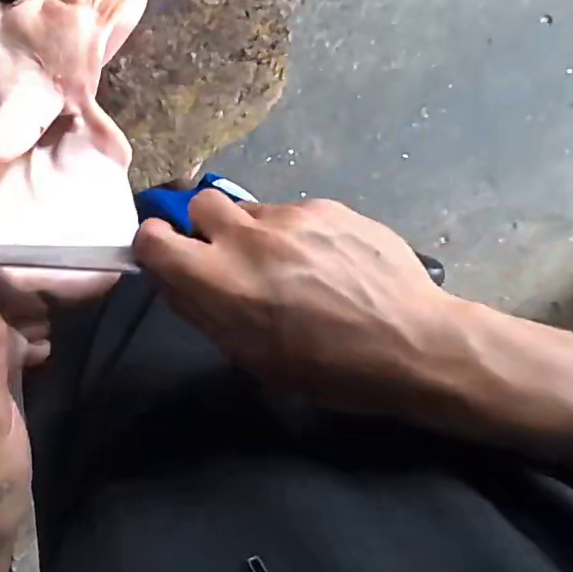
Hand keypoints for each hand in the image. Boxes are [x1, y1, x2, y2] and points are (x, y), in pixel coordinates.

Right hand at [133, 192, 455, 406]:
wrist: (419, 346)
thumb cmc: (326, 368)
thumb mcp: (248, 355)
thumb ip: (197, 309)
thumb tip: (168, 277)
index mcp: (220, 280)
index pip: (153, 236)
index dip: (154, 243)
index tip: (170, 255)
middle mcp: (246, 238)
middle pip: (198, 202)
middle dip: (206, 226)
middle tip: (231, 254)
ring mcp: (290, 217)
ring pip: (249, 208)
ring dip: (254, 231)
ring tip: (290, 263)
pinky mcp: (326, 206)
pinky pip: (292, 211)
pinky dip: (297, 232)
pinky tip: (328, 261)